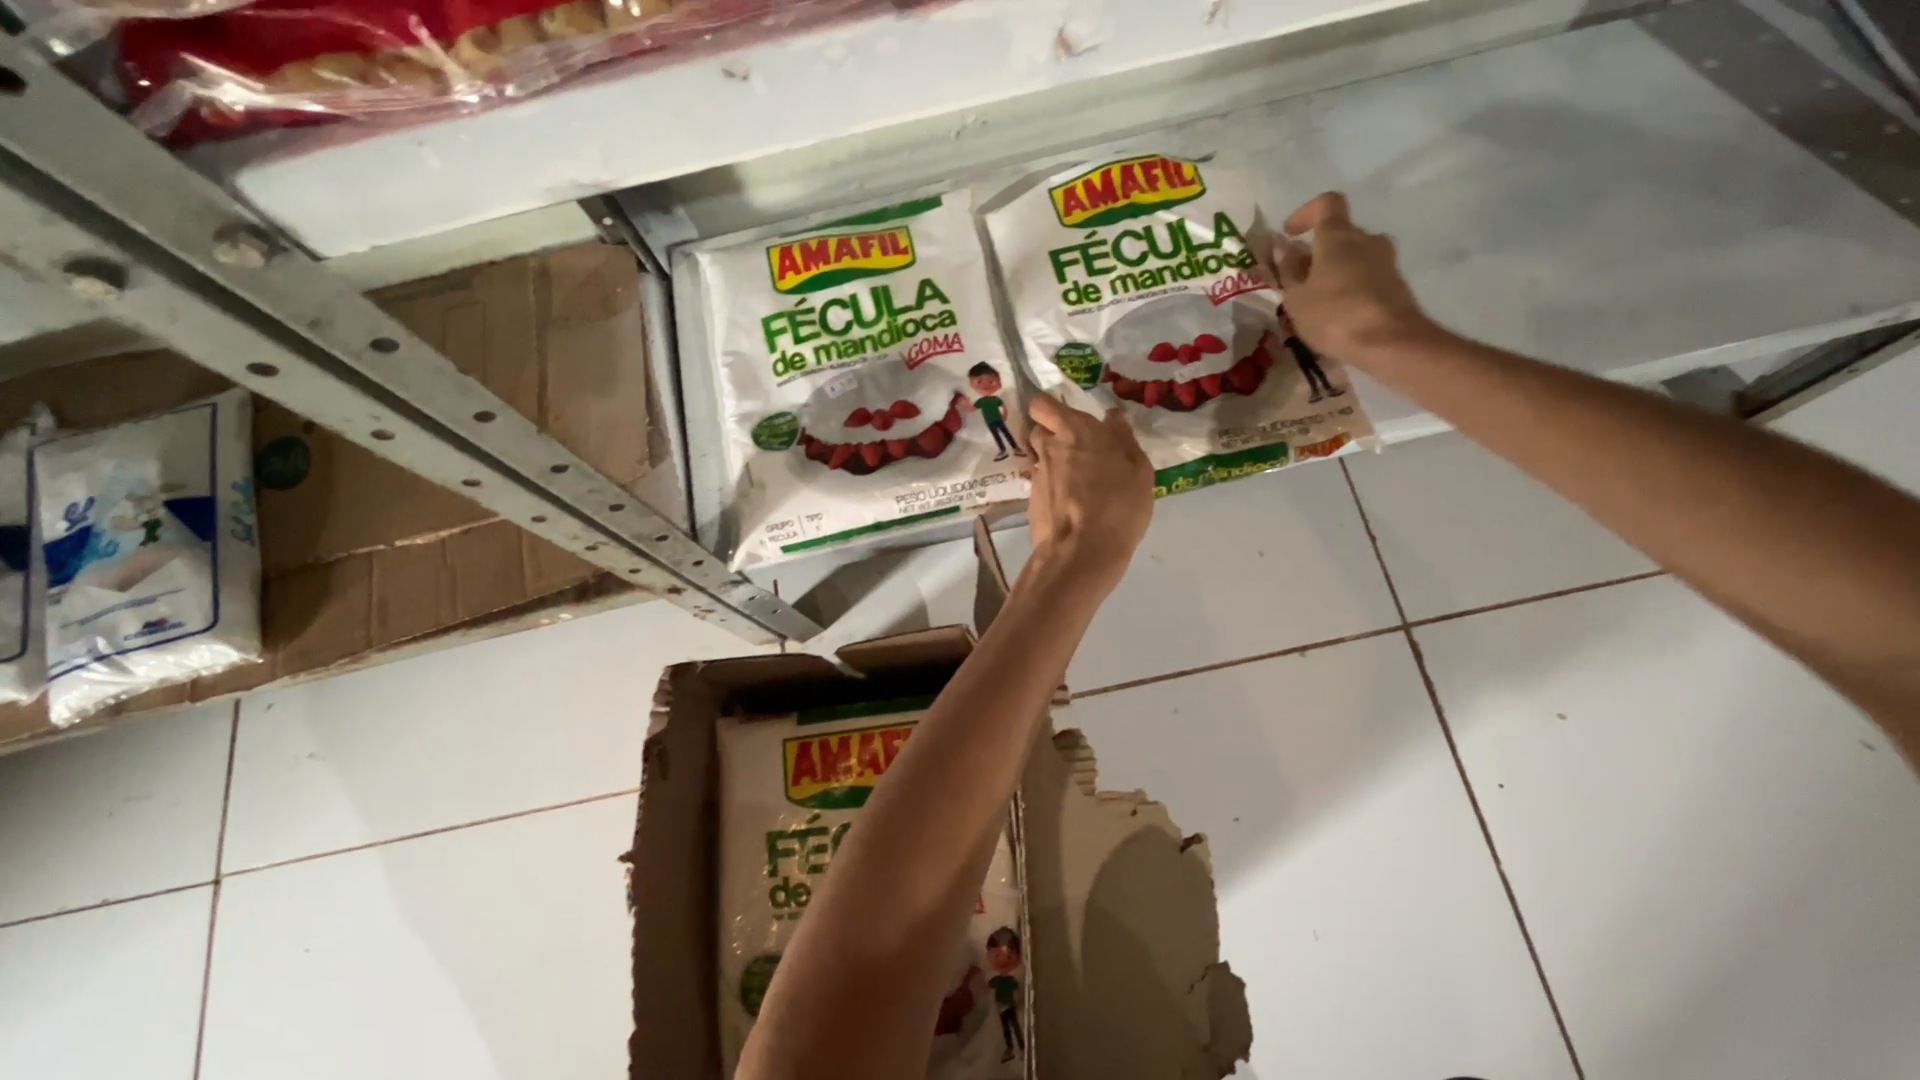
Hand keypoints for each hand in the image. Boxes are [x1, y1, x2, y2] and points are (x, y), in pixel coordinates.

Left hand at [1024, 394, 1153, 595]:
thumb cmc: (1118, 505)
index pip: (1043, 403)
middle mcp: (1049, 447)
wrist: (1081, 552)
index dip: (1050, 408)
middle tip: (1076, 450)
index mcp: (1075, 430)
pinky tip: (1070, 504)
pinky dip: (1052, 488)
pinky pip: (1041, 484)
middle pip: (1040, 429)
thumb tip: (1114, 417)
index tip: (1069, 418)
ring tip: (1076, 479)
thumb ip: (1124, 439)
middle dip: (1053, 434)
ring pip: (1040, 457)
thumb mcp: (1138, 470)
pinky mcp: (1031, 501)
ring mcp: (1037, 475)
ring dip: (1053, 461)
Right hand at [1275, 192, 1440, 365]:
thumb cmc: (1334, 315)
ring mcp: (1386, 261)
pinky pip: (1367, 275)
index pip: (1326, 203)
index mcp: (1338, 236)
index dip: (1306, 213)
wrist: (1389, 342)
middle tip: (1298, 279)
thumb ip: (1288, 270)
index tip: (1289, 234)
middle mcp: (1366, 240)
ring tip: (1316, 300)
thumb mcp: (1297, 298)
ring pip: (1354, 256)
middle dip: (1317, 251)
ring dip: (1334, 270)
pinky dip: (1350, 286)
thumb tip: (1282, 248)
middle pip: (1339, 234)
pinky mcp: (1396, 283)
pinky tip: (1338, 314)